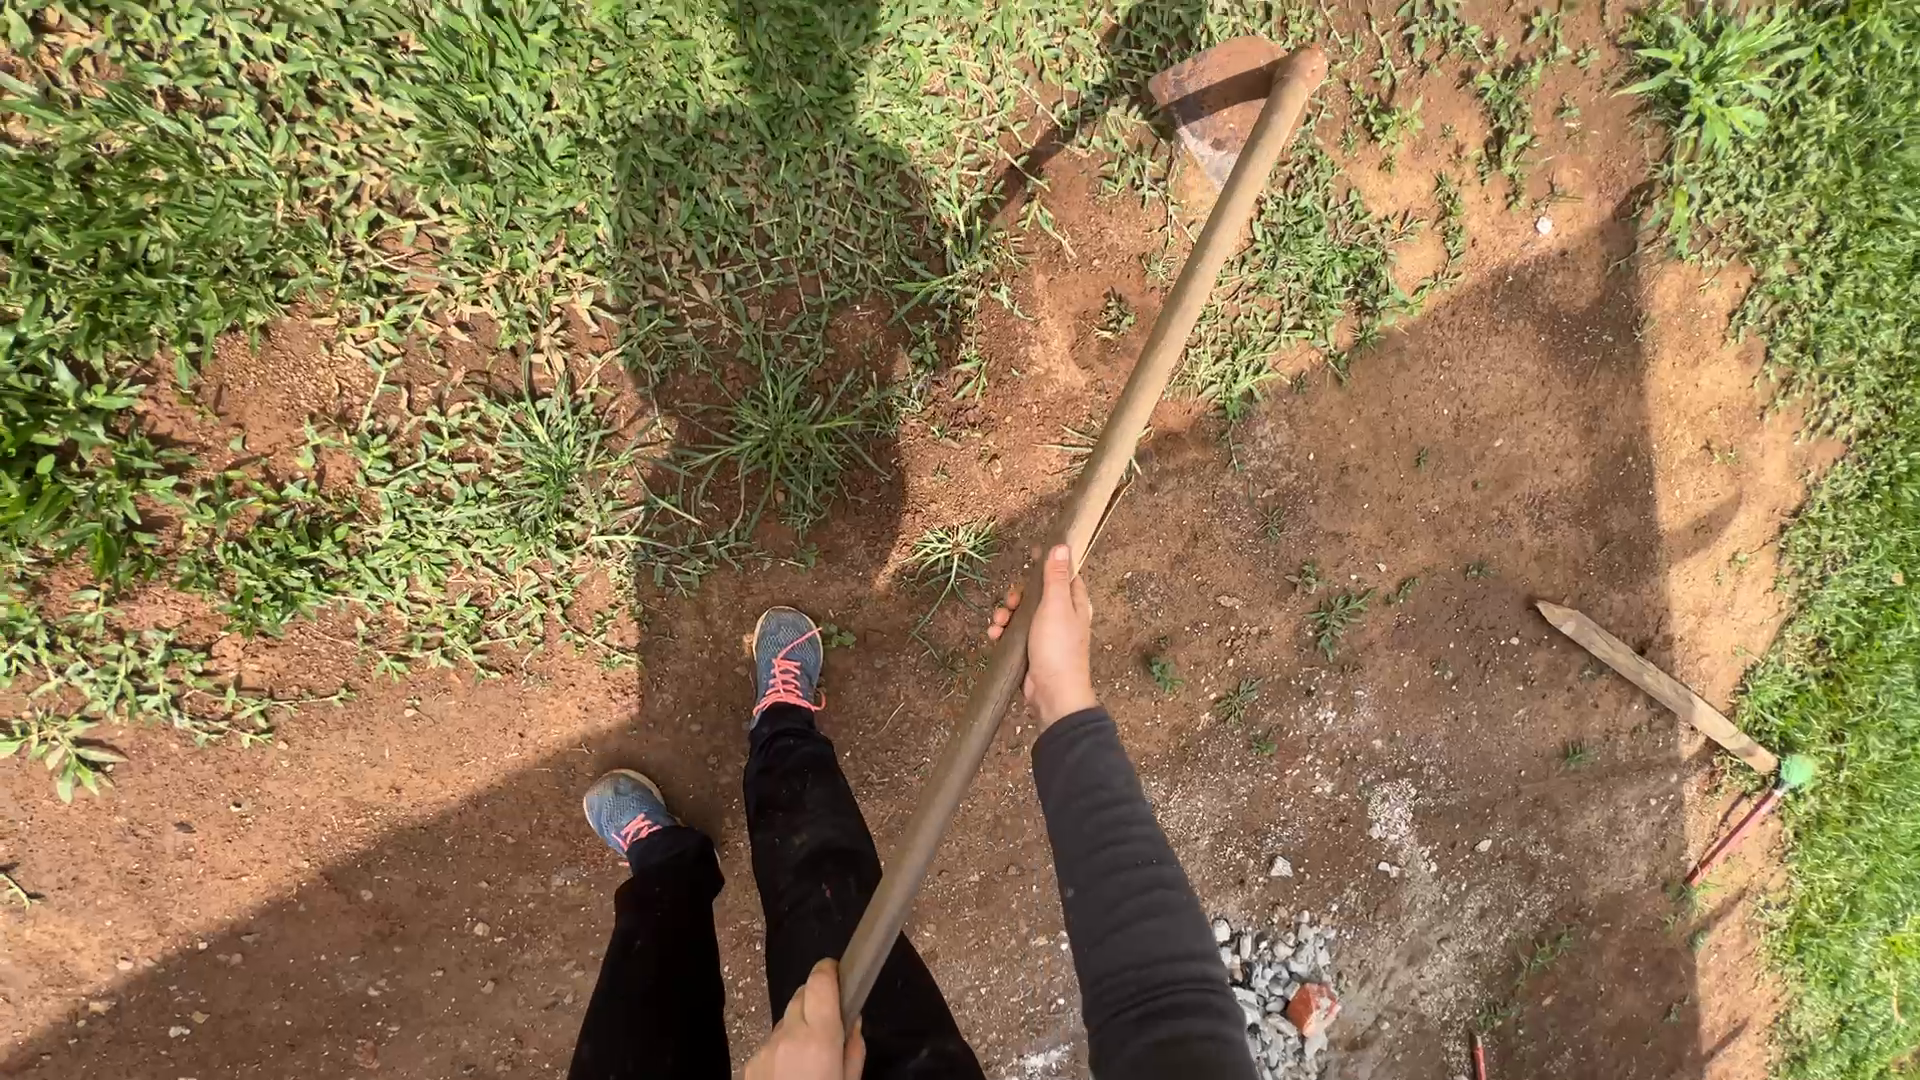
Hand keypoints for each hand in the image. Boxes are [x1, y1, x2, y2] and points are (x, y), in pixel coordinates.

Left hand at [745, 958, 865, 1079]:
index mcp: (820, 1037)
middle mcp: (789, 1035)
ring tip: (808, 1061)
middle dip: (816, 1001)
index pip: (820, 980)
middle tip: (828, 1026)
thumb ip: (853, 1049)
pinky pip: (771, 1043)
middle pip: (801, 994)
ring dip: (798, 1027)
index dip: (829, 972)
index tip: (838, 975)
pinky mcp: (749, 1065)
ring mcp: (765, 1050)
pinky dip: (782, 1049)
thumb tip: (851, 1020)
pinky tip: (789, 1076)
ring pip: (785, 1019)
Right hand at [989, 544, 1097, 727]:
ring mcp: (1045, 634)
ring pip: (1021, 613)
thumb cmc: (1058, 647)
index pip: (1064, 574)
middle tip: (1011, 601)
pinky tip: (995, 636)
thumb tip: (1062, 546)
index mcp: (1074, 602)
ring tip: (999, 624)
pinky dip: (1003, 632)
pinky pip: (1013, 633)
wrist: (1053, 693)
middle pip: (1036, 593)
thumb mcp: (1056, 606)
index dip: (1049, 564)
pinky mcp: (1031, 649)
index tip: (1032, 555)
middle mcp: (1061, 616)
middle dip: (1018, 595)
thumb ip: (1056, 576)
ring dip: (1006, 615)